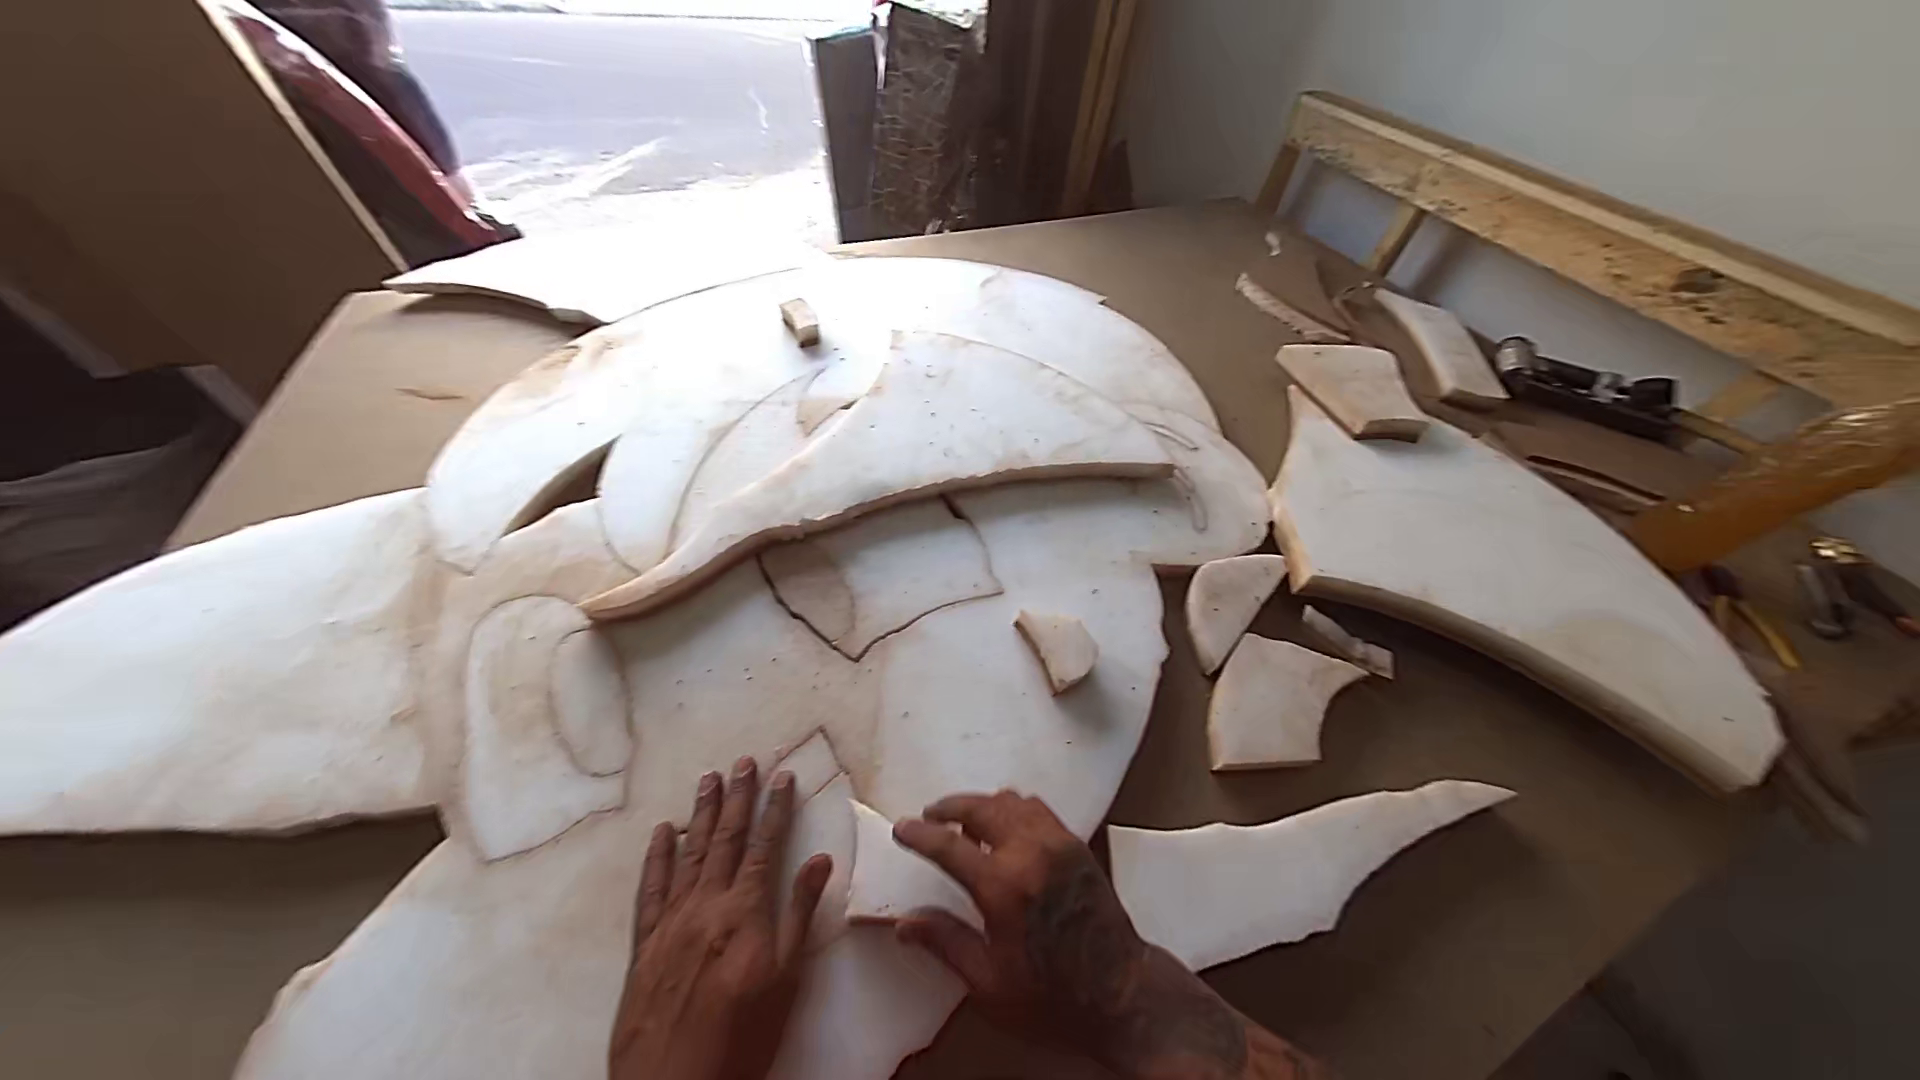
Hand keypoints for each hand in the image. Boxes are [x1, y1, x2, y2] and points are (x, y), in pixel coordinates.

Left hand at [609, 758, 832, 1079]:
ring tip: (709, 778)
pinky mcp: (644, 944)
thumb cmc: (742, 1035)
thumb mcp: (786, 978)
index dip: (775, 808)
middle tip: (743, 762)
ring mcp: (671, 921)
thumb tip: (820, 858)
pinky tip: (661, 832)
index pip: (764, 845)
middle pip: (724, 839)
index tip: (783, 776)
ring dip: (700, 812)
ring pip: (688, 853)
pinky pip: (650, 889)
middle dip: (737, 797)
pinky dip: (657, 856)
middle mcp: (705, 904)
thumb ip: (800, 913)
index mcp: (744, 911)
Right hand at [892, 791, 1331, 1079]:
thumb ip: (945, 943)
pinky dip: (1014, 806)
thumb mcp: (989, 983)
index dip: (920, 834)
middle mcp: (1029, 850)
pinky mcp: (1076, 842)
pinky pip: (1038, 807)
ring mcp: (1057, 841)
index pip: (948, 846)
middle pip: (980, 808)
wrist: (1122, 994)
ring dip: (982, 803)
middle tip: (930, 814)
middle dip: (949, 807)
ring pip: (1010, 800)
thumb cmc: (1050, 996)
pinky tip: (1007, 821)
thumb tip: (902, 923)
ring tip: (965, 819)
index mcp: (1002, 885)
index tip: (901, 827)